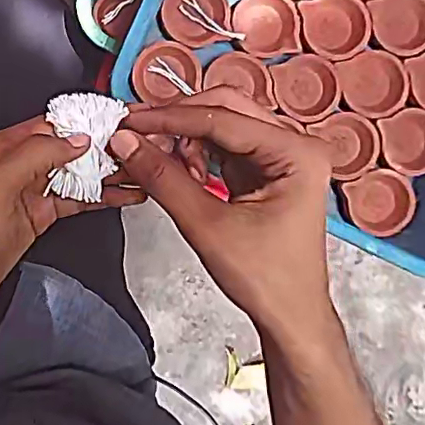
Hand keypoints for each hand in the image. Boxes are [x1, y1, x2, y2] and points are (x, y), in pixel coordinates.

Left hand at [0, 116, 144, 323]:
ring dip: (107, 171)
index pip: (52, 125)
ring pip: (77, 173)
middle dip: (104, 146)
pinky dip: (101, 196)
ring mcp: (30, 191)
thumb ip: (35, 156)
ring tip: (140, 169)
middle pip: (69, 148)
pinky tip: (122, 194)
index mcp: (4, 149)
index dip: (86, 122)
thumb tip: (74, 139)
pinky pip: (76, 199)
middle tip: (138, 147)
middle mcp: (18, 166)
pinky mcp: (38, 215)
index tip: (117, 122)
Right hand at [110, 89, 333, 332]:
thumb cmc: (268, 279)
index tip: (132, 122)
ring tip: (156, 159)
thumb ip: (163, 178)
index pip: (222, 118)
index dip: (170, 119)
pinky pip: (221, 145)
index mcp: (297, 153)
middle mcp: (294, 146)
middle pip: (224, 109)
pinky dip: (193, 153)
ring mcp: (280, 156)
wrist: (289, 315)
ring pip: (220, 124)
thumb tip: (128, 142)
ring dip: (184, 138)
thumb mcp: (206, 225)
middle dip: (177, 121)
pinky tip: (176, 170)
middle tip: (136, 131)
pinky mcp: (263, 170)